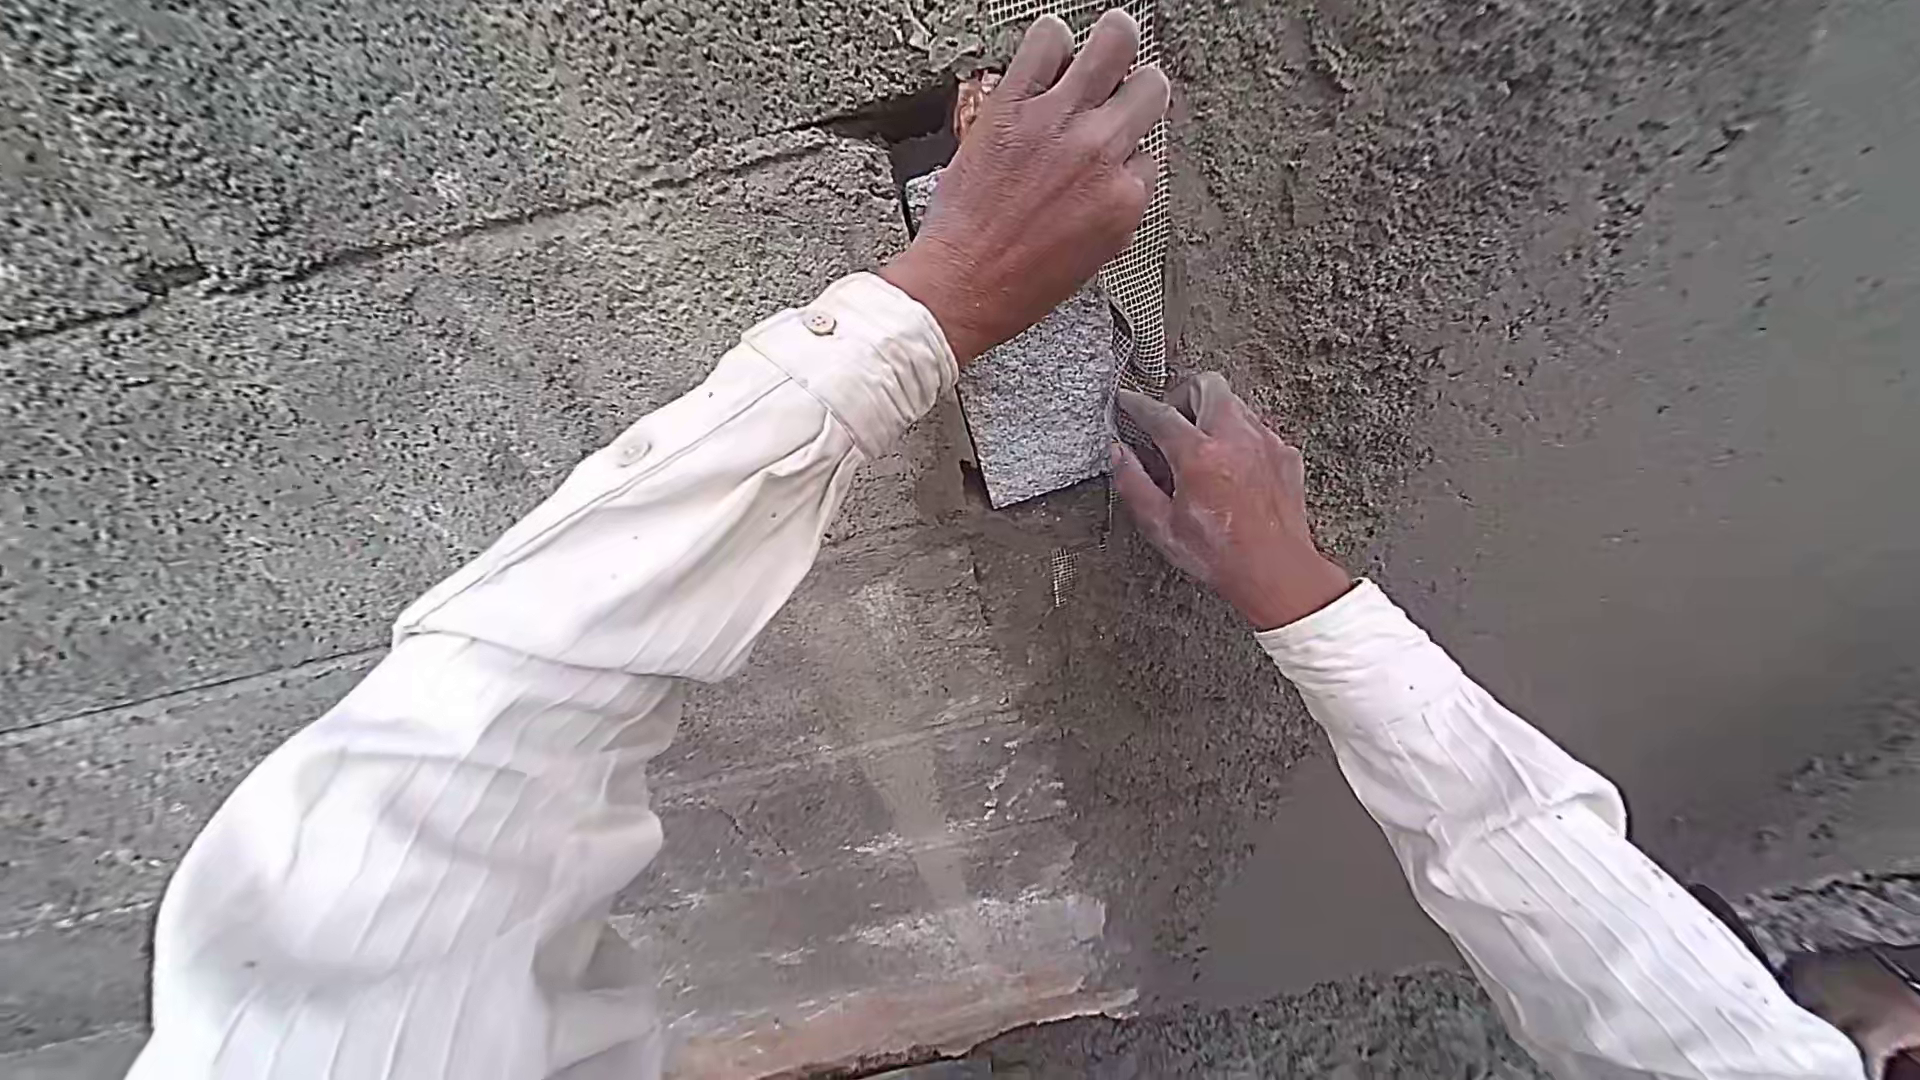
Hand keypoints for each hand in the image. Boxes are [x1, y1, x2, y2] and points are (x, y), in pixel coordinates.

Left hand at [879, 10, 1169, 365]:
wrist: (959, 288)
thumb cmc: (1012, 291)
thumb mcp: (1083, 267)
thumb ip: (1108, 217)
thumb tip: (1114, 191)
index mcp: (1122, 204)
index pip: (1147, 158)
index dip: (1125, 162)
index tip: (1104, 169)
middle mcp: (1101, 155)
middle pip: (1150, 88)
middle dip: (1133, 96)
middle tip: (1108, 107)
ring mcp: (1060, 124)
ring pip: (1116, 38)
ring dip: (1107, 51)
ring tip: (1084, 72)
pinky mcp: (1015, 105)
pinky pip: (1048, 37)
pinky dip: (1049, 46)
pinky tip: (1041, 71)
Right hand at [1112, 373, 1352, 630]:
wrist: (1276, 572)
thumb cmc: (1218, 555)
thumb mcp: (1160, 525)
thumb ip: (1133, 483)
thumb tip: (1118, 453)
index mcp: (1199, 456)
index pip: (1160, 413)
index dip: (1136, 404)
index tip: (1126, 401)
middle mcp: (1235, 439)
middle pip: (1207, 385)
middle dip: (1182, 395)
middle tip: (1169, 422)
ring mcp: (1265, 443)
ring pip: (1234, 402)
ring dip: (1209, 413)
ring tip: (1196, 447)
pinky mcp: (1284, 455)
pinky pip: (1255, 427)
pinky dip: (1235, 435)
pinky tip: (1226, 466)